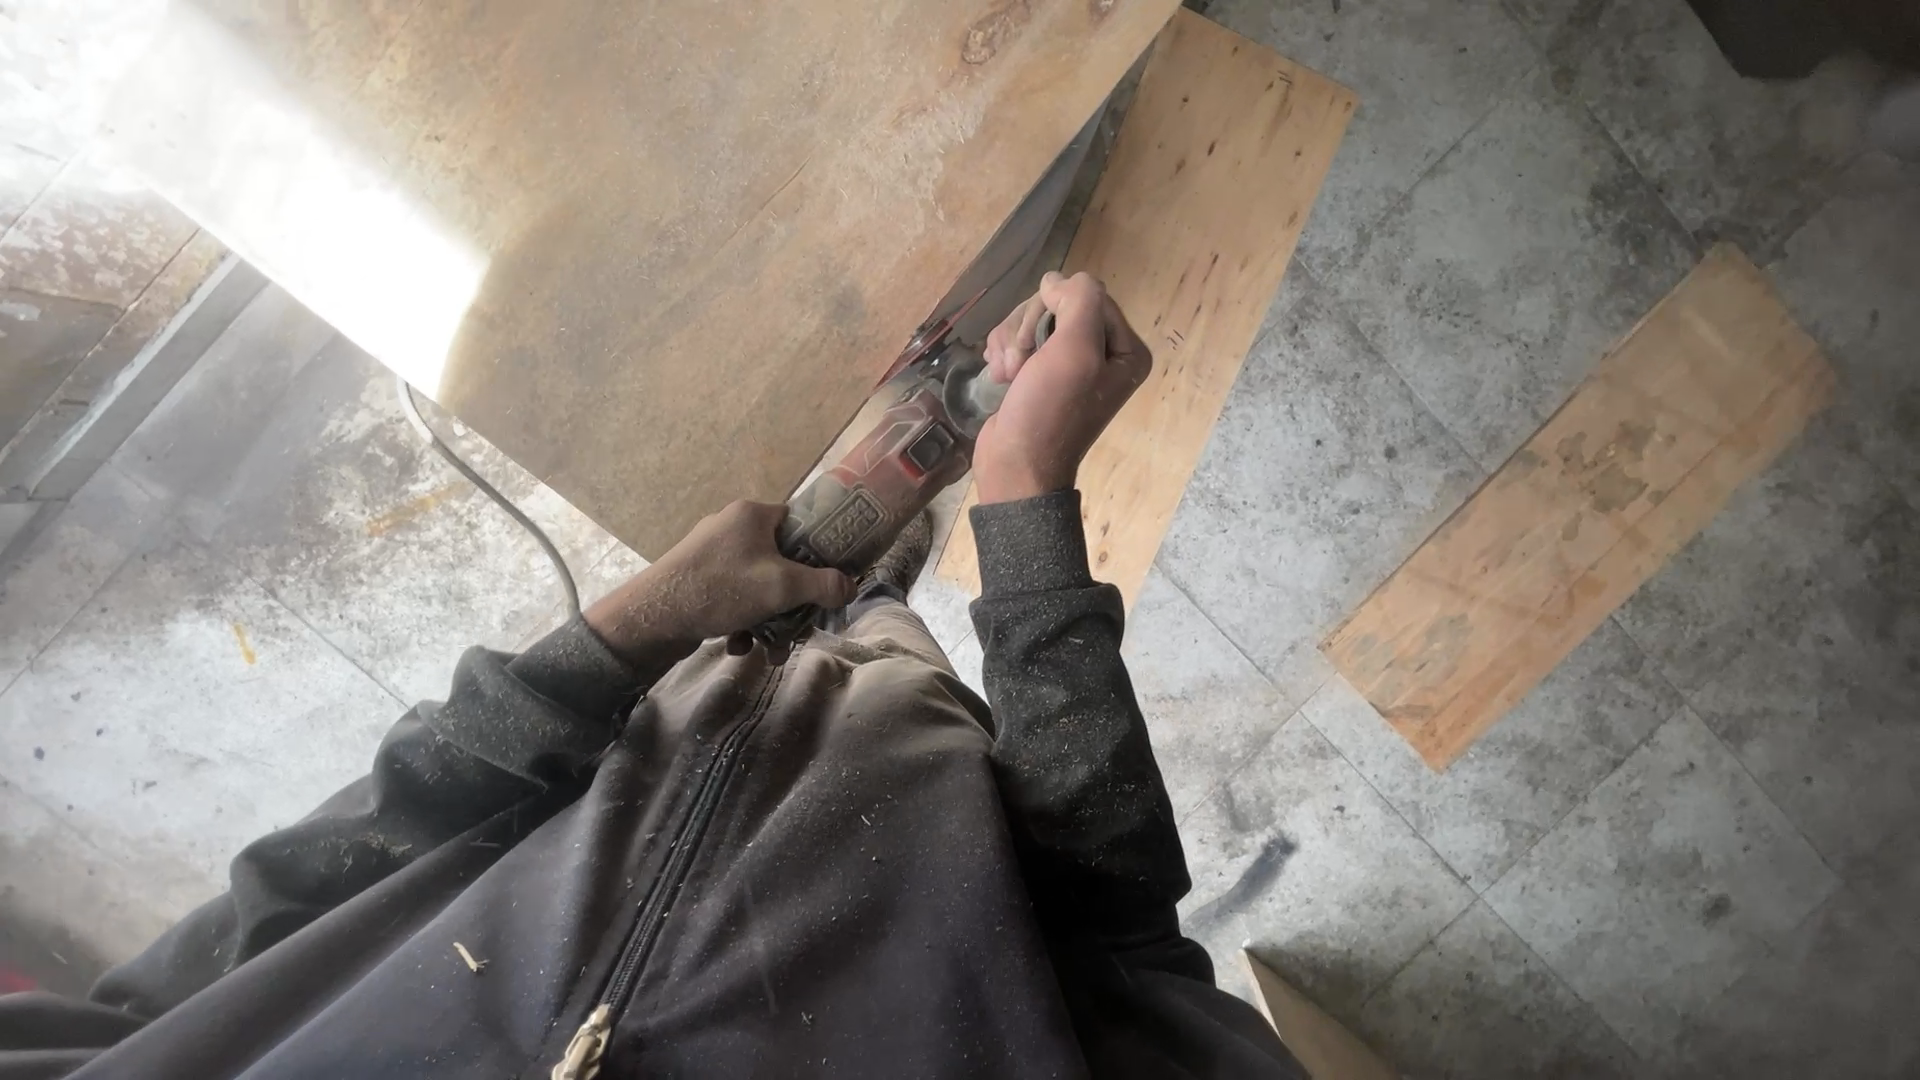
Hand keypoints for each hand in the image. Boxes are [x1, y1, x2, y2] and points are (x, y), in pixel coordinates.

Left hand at [584, 500, 854, 661]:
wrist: (652, 618)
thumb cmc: (722, 589)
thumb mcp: (783, 587)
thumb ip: (823, 585)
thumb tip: (851, 587)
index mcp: (752, 514)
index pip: (800, 522)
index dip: (819, 550)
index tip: (829, 578)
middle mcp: (731, 527)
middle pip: (782, 560)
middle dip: (793, 600)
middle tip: (800, 625)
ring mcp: (711, 553)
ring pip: (759, 584)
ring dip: (769, 618)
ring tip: (770, 649)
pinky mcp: (697, 578)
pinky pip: (735, 595)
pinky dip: (743, 620)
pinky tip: (739, 644)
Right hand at [974, 271, 1150, 503]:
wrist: (1014, 466)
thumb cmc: (1049, 412)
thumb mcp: (1074, 350)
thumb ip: (1078, 300)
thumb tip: (1056, 279)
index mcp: (1126, 351)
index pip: (1088, 295)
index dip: (1055, 309)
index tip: (1037, 342)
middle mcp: (1102, 355)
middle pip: (1058, 305)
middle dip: (1028, 329)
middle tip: (1019, 363)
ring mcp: (1067, 365)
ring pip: (1031, 320)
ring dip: (1011, 342)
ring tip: (1007, 373)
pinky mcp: (1037, 374)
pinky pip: (1017, 340)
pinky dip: (1003, 354)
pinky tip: (1000, 376)